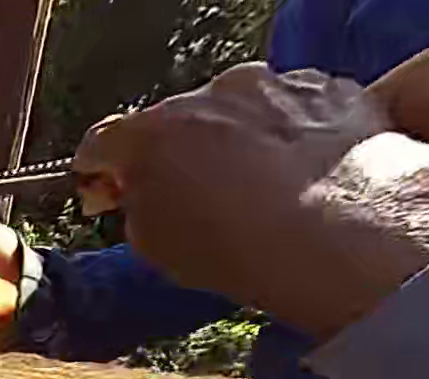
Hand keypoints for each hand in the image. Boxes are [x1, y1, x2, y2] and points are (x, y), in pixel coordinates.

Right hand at [82, 63, 428, 337]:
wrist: (335, 231)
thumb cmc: (226, 245)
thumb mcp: (148, 242)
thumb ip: (130, 205)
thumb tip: (133, 190)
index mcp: (150, 134)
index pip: (99, 141)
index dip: (94, 170)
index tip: (102, 193)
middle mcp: (208, 94)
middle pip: (167, 121)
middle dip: (164, 155)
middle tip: (175, 199)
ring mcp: (272, 83)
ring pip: (228, 111)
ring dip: (222, 142)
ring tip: (241, 193)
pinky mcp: (327, 86)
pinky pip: (283, 109)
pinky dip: (275, 137)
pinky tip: (285, 178)